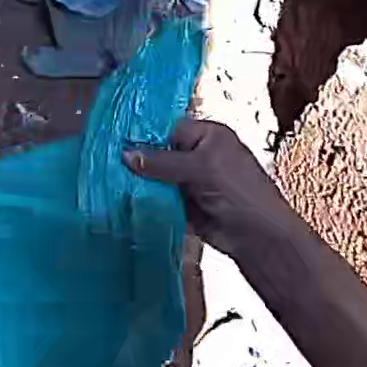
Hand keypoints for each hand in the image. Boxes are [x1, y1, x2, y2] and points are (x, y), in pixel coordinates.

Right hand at [124, 118, 300, 254]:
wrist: (258, 238)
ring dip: (138, 179)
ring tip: (109, 176)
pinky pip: (157, 195)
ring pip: (155, 174)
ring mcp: (189, 179)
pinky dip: (144, 196)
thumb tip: (126, 155)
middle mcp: (197, 154)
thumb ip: (162, 161)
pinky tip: (122, 194)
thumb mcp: (201, 168)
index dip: (144, 134)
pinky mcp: (182, 202)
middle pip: (158, 151)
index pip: (168, 128)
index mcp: (208, 136)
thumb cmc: (240, 193)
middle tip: (107, 159)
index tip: (115, 139)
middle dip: (137, 158)